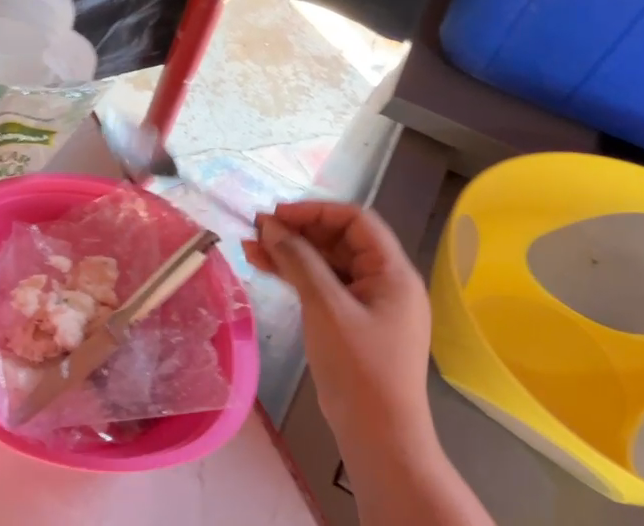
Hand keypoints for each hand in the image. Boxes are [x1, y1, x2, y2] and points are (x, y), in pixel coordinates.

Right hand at [243, 202, 434, 449]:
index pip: (356, 221)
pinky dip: (294, 273)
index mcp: (393, 273)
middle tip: (257, 229)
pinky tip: (263, 266)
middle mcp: (385, 282)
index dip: (315, 211)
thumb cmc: (359, 366)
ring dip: (290, 251)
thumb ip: (298, 259)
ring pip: (326, 261)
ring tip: (250, 246)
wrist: (378, 433)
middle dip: (297, 230)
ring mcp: (368, 303)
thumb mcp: (325, 306)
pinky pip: (322, 284)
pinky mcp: (351, 321)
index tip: (276, 216)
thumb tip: (268, 224)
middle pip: (340, 239)